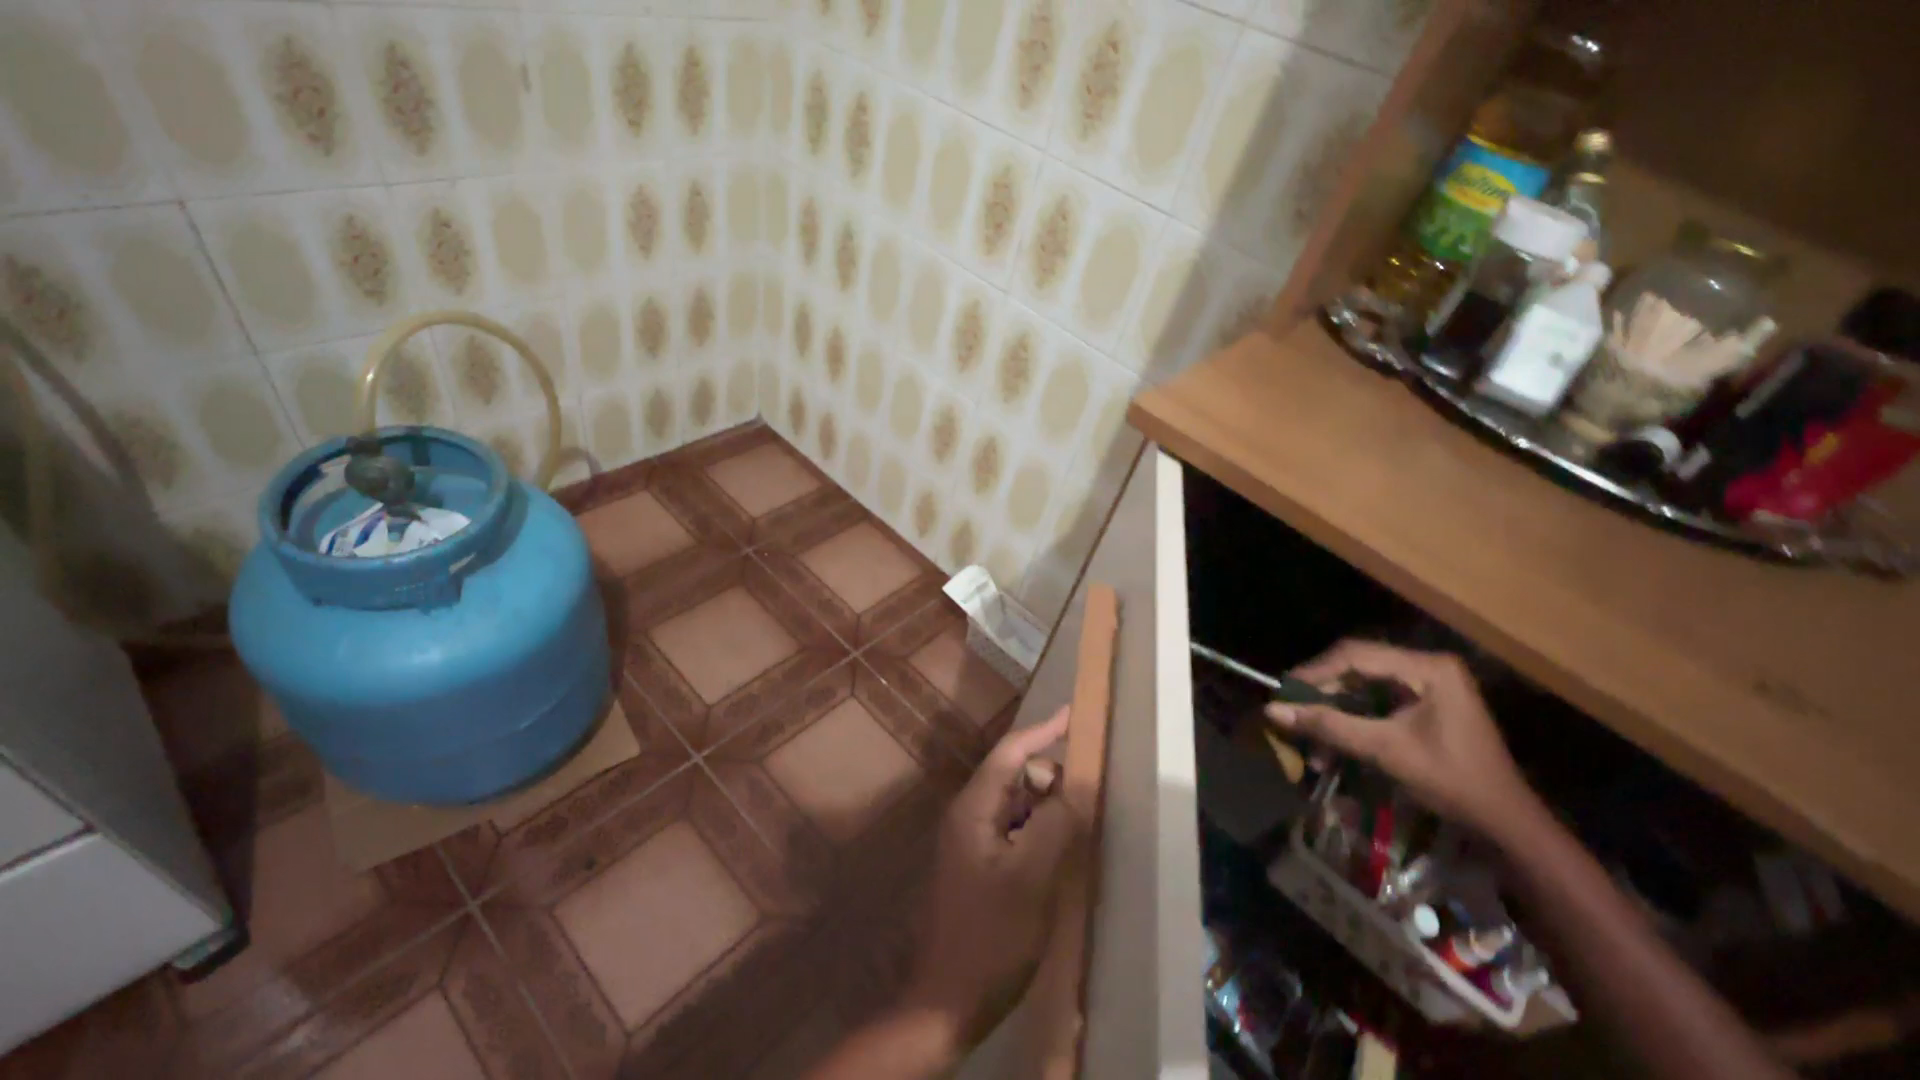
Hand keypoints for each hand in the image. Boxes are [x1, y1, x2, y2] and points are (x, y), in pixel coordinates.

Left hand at [904, 706, 1081, 1049]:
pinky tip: (1059, 859)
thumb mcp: (1032, 876)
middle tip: (1086, 805)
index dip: (1043, 731)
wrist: (948, 999)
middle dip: (1051, 780)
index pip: (1010, 752)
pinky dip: (1038, 835)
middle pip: (1015, 778)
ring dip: (1047, 810)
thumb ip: (1055, 823)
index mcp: (974, 809)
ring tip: (1078, 831)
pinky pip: (1013, 835)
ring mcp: (970, 845)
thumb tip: (1071, 787)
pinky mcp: (977, 870)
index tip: (1075, 715)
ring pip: (1016, 808)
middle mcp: (967, 818)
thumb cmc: (991, 933)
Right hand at [1265, 640, 1540, 836]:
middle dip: (1323, 696)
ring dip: (1336, 714)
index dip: (1315, 672)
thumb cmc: (1451, 780)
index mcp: (1428, 667)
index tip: (1282, 693)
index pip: (1356, 655)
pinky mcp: (1429, 707)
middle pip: (1360, 669)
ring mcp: (1431, 687)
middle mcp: (1429, 667)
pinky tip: (1336, 747)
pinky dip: (1355, 723)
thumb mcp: (1386, 750)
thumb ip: (1330, 726)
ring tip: (1312, 743)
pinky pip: (1380, 705)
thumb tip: (1274, 711)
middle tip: (1292, 716)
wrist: (1504, 820)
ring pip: (1366, 689)